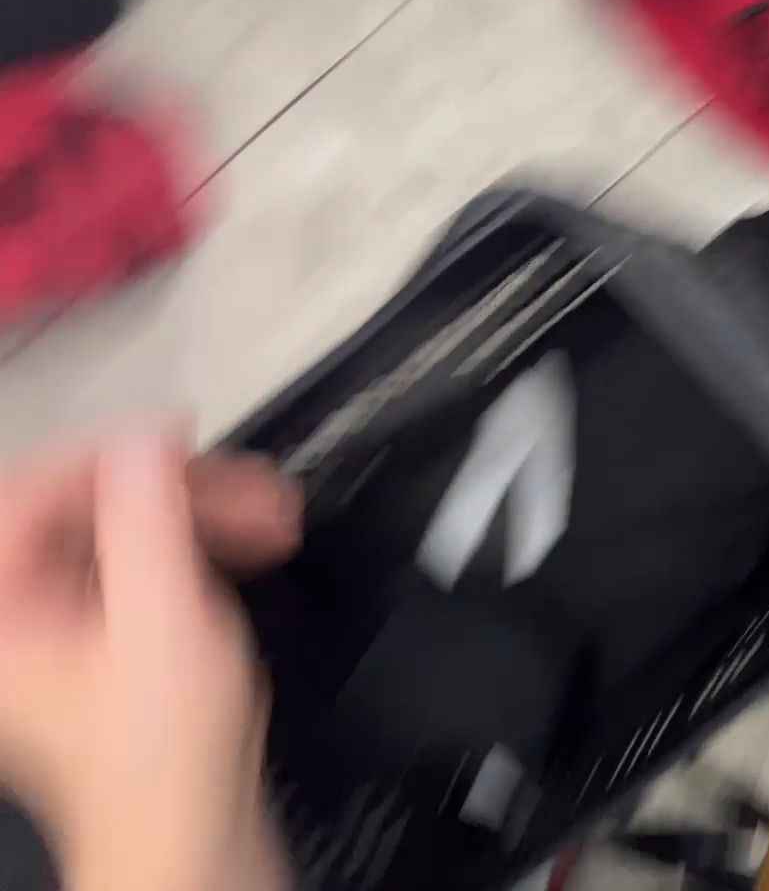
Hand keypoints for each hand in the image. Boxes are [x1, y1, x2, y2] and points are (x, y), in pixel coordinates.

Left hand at [0, 436, 300, 890]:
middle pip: (87, 509)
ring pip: (128, 527)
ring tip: (272, 518)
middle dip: (182, 491)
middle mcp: (15, 606)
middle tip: (251, 489)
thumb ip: (147, 528)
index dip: (106, 461)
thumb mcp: (161, 619)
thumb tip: (142, 452)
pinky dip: (209, 539)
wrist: (189, 796)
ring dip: (208, 513)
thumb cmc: (161, 734)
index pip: (28, 500)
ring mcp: (60, 613)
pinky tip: (256, 543)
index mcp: (0, 608)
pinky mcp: (108, 617)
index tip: (179, 440)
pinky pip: (153, 553)